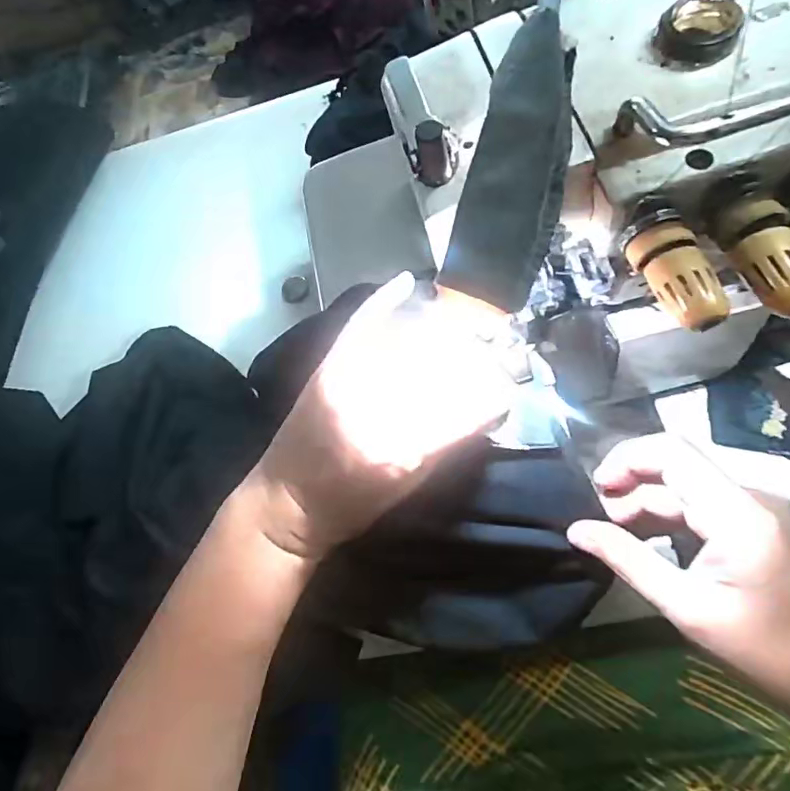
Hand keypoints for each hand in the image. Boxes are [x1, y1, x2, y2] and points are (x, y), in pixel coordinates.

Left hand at [245, 272, 513, 561]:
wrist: (285, 501)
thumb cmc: (352, 506)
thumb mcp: (411, 488)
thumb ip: (448, 445)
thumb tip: (484, 404)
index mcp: (404, 451)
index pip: (468, 407)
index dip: (494, 394)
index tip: (504, 389)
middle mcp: (377, 410)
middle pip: (441, 367)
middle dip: (471, 362)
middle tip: (484, 360)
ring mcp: (349, 381)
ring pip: (409, 342)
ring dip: (439, 336)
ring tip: (457, 335)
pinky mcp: (328, 366)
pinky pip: (361, 324)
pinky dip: (383, 301)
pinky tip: (404, 284)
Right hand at [566, 435, 789, 719]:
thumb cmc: (771, 654)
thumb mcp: (689, 610)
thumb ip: (629, 561)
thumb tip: (577, 530)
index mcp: (739, 512)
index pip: (671, 451)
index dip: (625, 459)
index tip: (596, 491)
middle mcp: (755, 497)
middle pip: (679, 468)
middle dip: (633, 486)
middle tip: (604, 524)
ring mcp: (766, 510)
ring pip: (693, 487)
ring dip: (653, 504)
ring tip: (623, 536)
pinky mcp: (769, 526)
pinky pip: (712, 505)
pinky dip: (678, 517)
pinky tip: (659, 544)